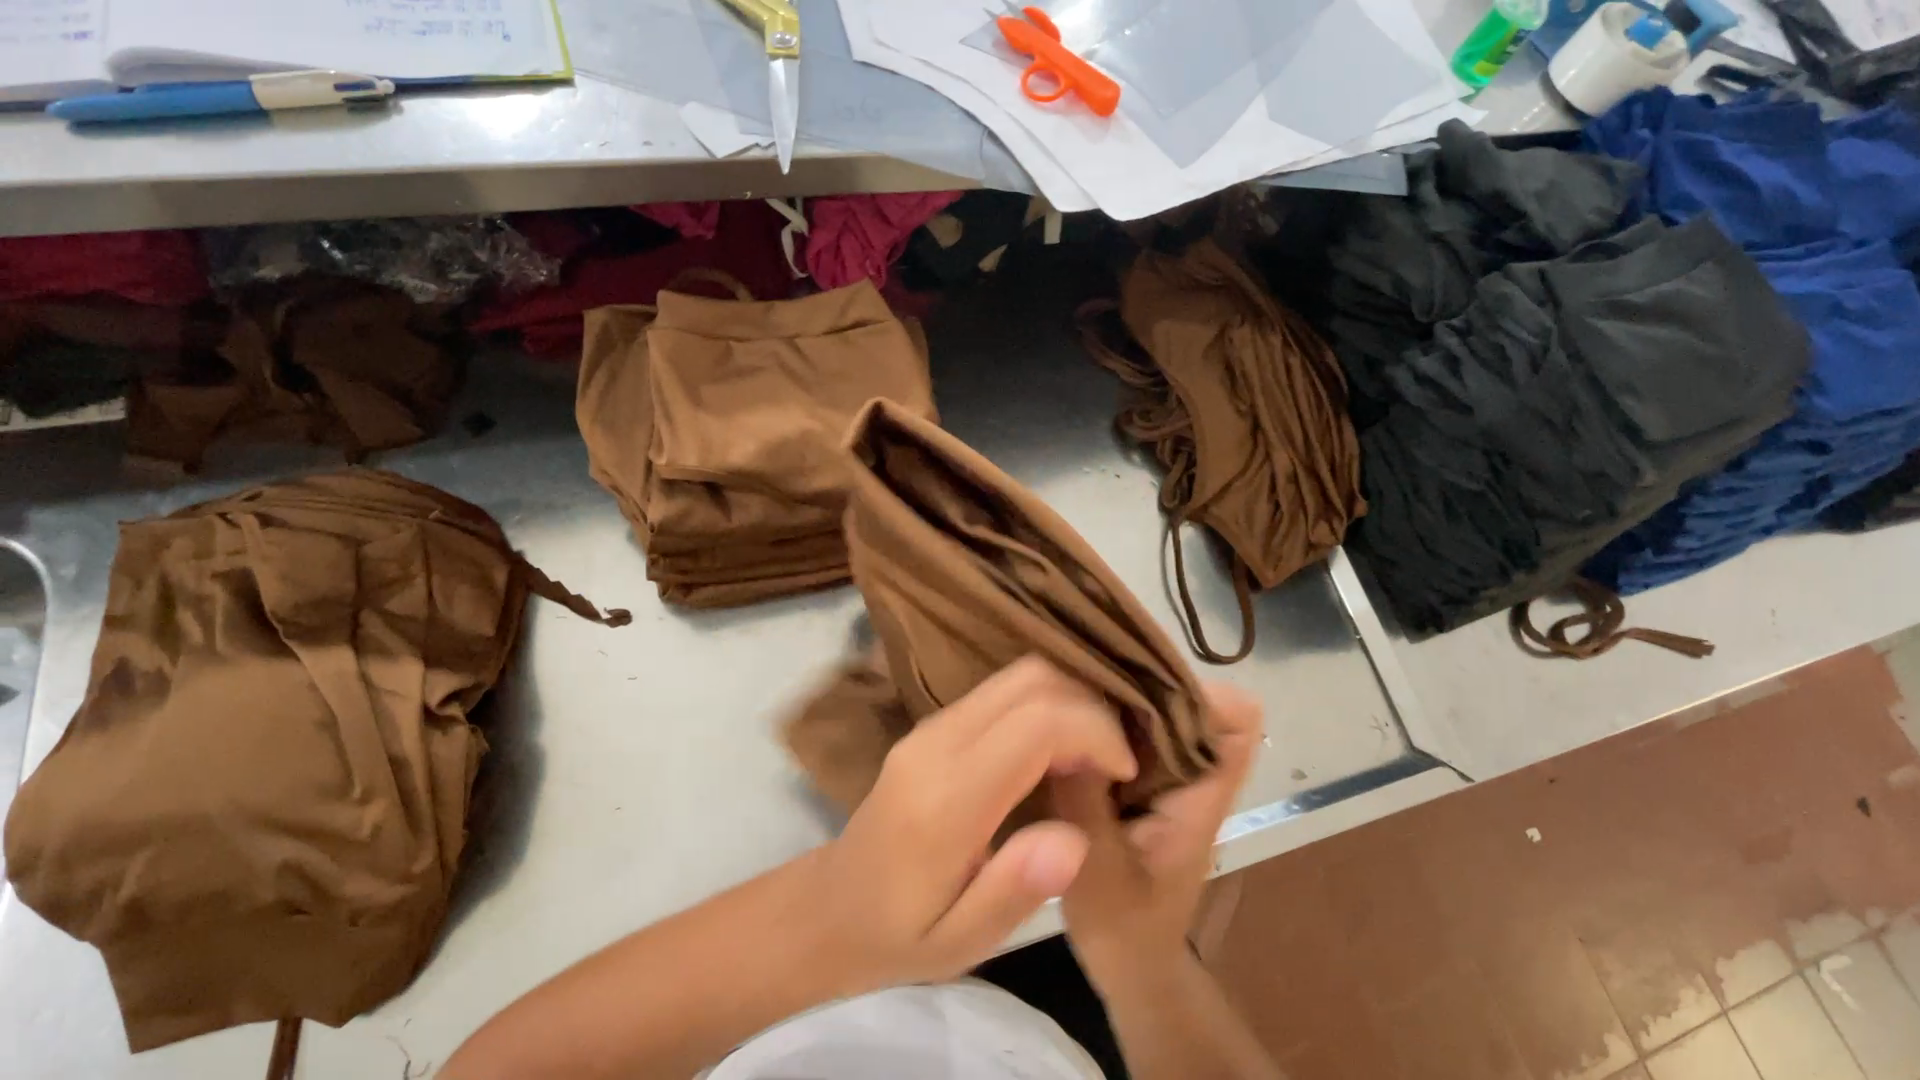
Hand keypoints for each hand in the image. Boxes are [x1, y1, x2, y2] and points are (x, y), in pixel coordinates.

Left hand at [803, 656, 1138, 994]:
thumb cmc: (899, 935)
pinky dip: (1044, 705)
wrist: (828, 909)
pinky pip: (999, 692)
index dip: (1095, 732)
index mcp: (946, 798)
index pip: (1036, 724)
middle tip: (1115, 762)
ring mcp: (928, 728)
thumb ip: (1016, 889)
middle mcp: (935, 744)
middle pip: (1030, 680)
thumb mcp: (961, 940)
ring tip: (1094, 758)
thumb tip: (1075, 840)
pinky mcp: (930, 727)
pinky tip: (1059, 751)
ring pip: (1016, 676)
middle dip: (1090, 707)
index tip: (1123, 773)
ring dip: (1068, 702)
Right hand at [1052, 683, 1261, 991]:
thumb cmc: (1125, 929)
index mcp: (1200, 797)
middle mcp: (1191, 778)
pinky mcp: (1139, 786)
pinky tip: (1062, 724)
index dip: (1198, 691)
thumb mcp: (1097, 871)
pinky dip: (1102, 723)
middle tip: (1083, 677)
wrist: (1131, 968)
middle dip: (1143, 684)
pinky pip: (1130, 736)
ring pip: (1158, 716)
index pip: (1238, 721)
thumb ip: (1083, 802)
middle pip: (1192, 703)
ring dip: (1118, 701)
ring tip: (1067, 692)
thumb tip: (1062, 728)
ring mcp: (1166, 781)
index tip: (1133, 682)